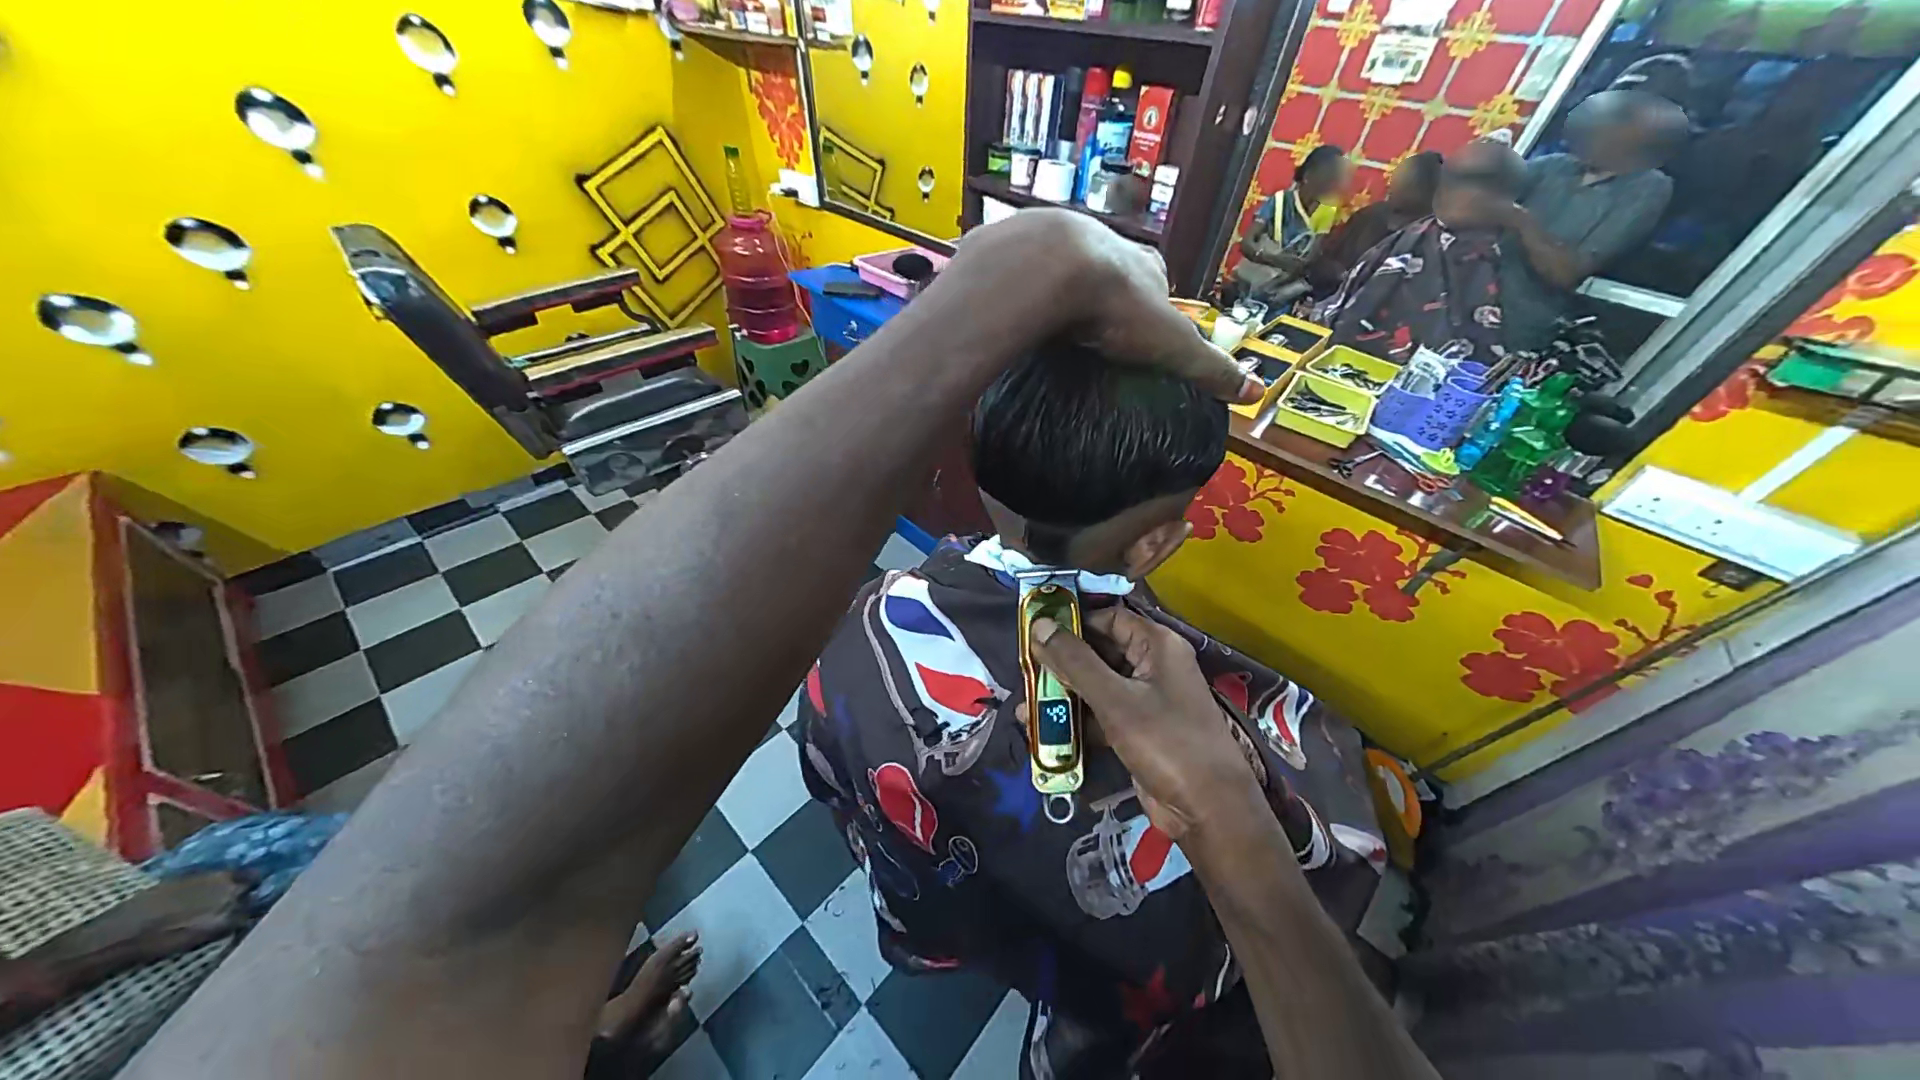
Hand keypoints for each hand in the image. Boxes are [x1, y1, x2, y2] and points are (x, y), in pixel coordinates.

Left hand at [949, 209, 1261, 403]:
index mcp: (1144, 266)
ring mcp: (1061, 246)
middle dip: (1107, 300)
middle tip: (1097, 335)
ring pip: (1068, 272)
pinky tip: (1025, 319)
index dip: (1154, 307)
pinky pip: (1028, 277)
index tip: (1143, 333)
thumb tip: (1254, 393)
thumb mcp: (1173, 346)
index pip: (1158, 283)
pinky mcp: (1023, 253)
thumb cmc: (1117, 305)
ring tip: (1059, 331)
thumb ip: (1210, 368)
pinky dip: (1030, 296)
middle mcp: (1106, 247)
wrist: (1054, 268)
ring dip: (1066, 295)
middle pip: (1112, 275)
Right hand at [1030, 607, 1266, 843]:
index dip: (1072, 622)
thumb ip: (1075, 662)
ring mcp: (1145, 700)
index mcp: (1157, 646)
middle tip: (1024, 670)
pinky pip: (1100, 714)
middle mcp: (1152, 666)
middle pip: (1098, 652)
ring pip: (1096, 685)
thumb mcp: (1115, 700)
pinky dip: (1076, 719)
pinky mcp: (1137, 730)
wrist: (1208, 810)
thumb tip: (1040, 625)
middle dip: (1061, 663)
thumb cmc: (1166, 743)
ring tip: (1026, 703)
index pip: (1108, 618)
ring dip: (1063, 694)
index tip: (1034, 631)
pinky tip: (1044, 728)